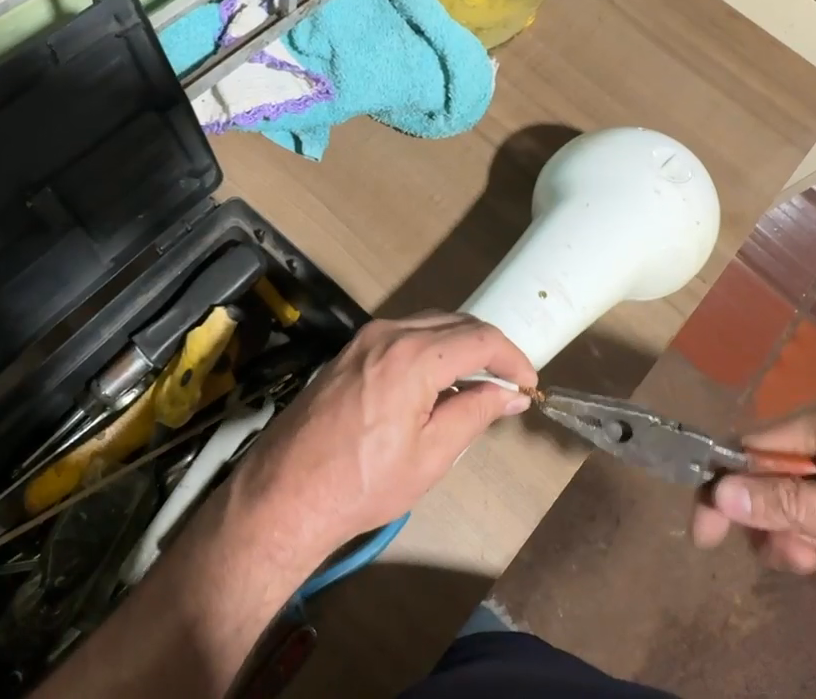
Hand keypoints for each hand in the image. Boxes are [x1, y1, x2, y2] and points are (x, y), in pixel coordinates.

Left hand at [227, 312, 536, 557]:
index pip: (479, 338)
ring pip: (427, 325)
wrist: (287, 492)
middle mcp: (387, 334)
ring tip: (478, 385)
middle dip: (488, 348)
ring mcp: (362, 340)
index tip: (528, 385)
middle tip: (508, 384)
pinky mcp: (347, 353)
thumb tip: (511, 394)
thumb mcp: (431, 455)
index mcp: (411, 356)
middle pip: (454, 323)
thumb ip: (475, 413)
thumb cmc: (364, 483)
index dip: (511, 358)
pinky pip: (401, 336)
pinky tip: (437, 383)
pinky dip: (429, 350)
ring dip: (458, 346)